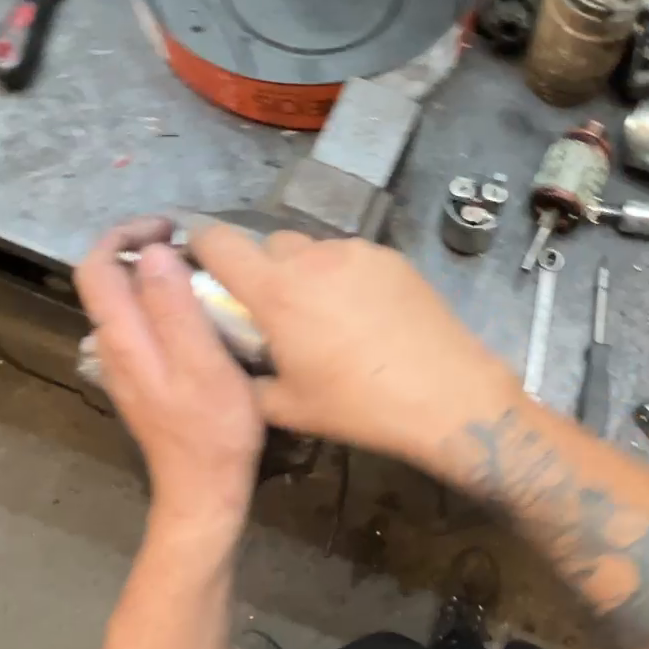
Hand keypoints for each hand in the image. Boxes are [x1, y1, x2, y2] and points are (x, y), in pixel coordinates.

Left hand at [76, 217, 264, 528]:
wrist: (203, 490)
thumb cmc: (213, 431)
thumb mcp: (204, 365)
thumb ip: (175, 308)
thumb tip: (154, 253)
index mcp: (123, 338)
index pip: (97, 265)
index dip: (126, 234)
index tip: (172, 228)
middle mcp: (113, 348)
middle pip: (105, 281)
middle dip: (139, 250)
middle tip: (189, 246)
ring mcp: (126, 367)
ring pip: (124, 304)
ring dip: (153, 278)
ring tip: (199, 274)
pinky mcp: (143, 382)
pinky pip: (142, 327)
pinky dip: (163, 305)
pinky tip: (199, 316)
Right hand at [187, 224, 518, 465]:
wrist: (447, 395)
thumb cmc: (360, 406)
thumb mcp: (289, 408)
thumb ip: (245, 380)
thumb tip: (228, 363)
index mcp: (276, 291)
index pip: (216, 240)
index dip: (202, 250)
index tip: (207, 273)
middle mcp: (313, 258)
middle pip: (269, 245)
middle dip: (263, 272)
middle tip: (280, 314)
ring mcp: (358, 253)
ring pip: (314, 250)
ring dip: (307, 274)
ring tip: (329, 317)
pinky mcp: (393, 258)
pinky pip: (352, 258)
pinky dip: (346, 278)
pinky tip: (367, 316)